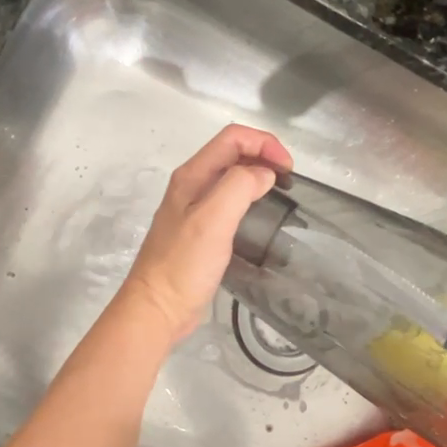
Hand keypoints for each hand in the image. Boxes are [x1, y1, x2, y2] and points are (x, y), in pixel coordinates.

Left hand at [118, 125, 291, 343]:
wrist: (157, 308)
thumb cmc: (184, 264)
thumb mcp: (214, 219)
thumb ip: (239, 186)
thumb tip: (263, 174)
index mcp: (192, 175)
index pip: (232, 138)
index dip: (264, 144)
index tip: (288, 169)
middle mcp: (191, 185)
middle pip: (232, 152)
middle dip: (264, 155)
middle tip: (288, 180)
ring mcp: (194, 207)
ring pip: (231, 176)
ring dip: (258, 175)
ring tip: (280, 193)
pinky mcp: (200, 230)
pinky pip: (228, 200)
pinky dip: (249, 196)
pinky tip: (260, 215)